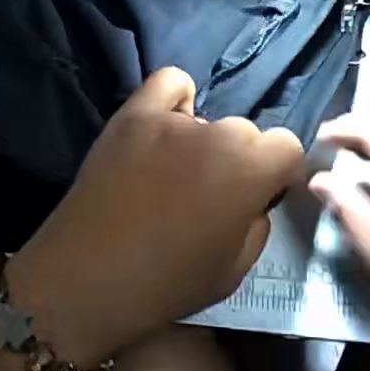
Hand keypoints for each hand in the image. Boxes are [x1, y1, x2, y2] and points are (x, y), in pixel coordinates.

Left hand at [6, 68, 303, 361]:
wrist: (81, 285)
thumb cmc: (167, 285)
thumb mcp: (236, 269)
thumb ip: (258, 223)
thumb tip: (254, 200)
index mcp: (252, 168)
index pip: (288, 147)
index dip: (278, 174)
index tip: (258, 198)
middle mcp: (221, 132)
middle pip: (248, 134)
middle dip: (241, 161)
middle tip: (212, 195)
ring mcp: (175, 120)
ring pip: (210, 120)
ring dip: (205, 145)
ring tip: (174, 175)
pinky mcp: (134, 115)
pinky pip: (171, 85)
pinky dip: (176, 101)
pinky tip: (167, 126)